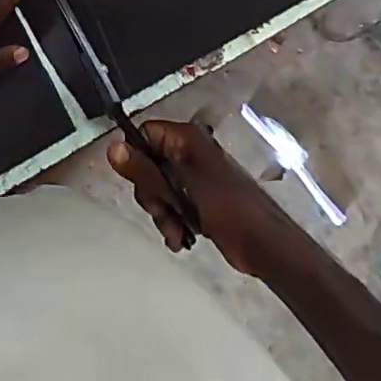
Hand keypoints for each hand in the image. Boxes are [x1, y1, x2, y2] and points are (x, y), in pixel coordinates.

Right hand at [108, 120, 297, 276]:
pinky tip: (180, 237)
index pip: (144, 134)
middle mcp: (189, 151)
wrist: (268, 247)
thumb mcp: (181, 190)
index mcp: (187, 139)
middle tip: (164, 211)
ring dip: (162, 211)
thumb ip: (145, 171)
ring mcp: (194, 175)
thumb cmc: (229, 210)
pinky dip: (172, 219)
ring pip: (158, 186)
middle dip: (152, 193)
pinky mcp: (199, 197)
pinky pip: (172, 202)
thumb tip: (112, 148)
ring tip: (176, 232)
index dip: (137, 158)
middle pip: (148, 163)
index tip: (141, 182)